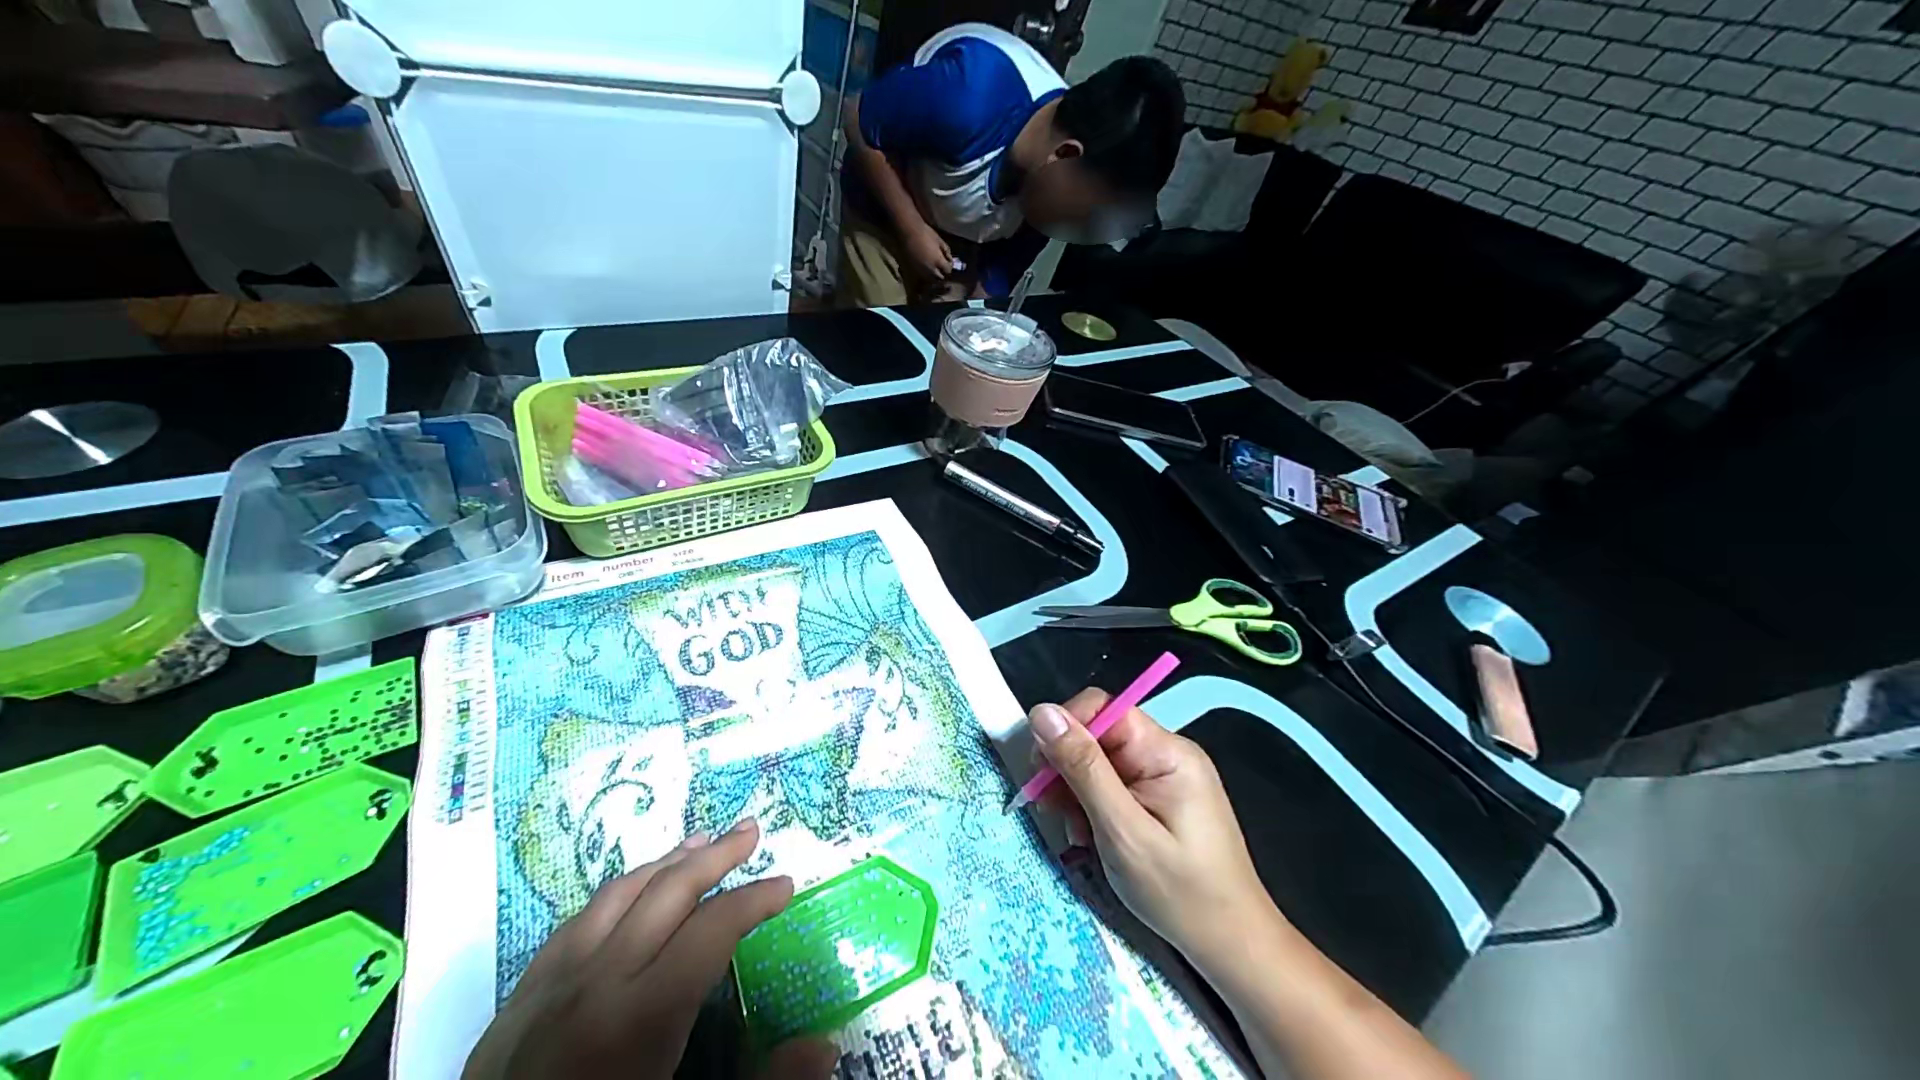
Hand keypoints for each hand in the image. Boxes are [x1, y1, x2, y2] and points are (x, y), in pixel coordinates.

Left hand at [462, 819, 837, 1079]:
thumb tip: (827, 1046)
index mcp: (641, 1015)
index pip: (713, 930)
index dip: (755, 900)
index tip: (786, 885)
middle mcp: (596, 981)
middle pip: (667, 893)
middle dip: (716, 856)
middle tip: (751, 830)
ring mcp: (551, 983)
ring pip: (618, 895)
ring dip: (666, 862)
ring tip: (700, 841)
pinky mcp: (520, 996)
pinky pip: (576, 920)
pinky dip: (617, 891)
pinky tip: (629, 890)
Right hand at [902, 224, 954, 281]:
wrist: (908, 232)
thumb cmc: (925, 233)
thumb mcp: (939, 240)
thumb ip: (946, 250)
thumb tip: (948, 258)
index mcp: (938, 261)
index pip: (948, 270)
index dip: (949, 266)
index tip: (948, 261)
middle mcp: (930, 270)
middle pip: (940, 278)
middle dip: (942, 273)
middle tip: (941, 266)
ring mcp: (921, 271)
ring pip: (931, 279)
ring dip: (934, 275)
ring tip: (933, 268)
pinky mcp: (913, 270)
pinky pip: (922, 276)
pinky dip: (926, 274)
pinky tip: (925, 266)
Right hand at [1028, 690, 1275, 967]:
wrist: (1232, 946)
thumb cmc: (1180, 892)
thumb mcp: (1121, 830)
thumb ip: (1081, 768)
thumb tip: (1042, 711)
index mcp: (1165, 751)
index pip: (1102, 708)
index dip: (1064, 729)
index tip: (1040, 770)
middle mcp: (1165, 753)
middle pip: (1097, 735)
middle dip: (1067, 769)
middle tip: (1054, 811)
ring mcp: (1163, 777)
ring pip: (1098, 763)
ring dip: (1077, 793)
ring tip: (1080, 834)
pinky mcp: (1158, 799)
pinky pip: (1112, 786)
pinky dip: (1092, 808)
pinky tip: (1092, 838)